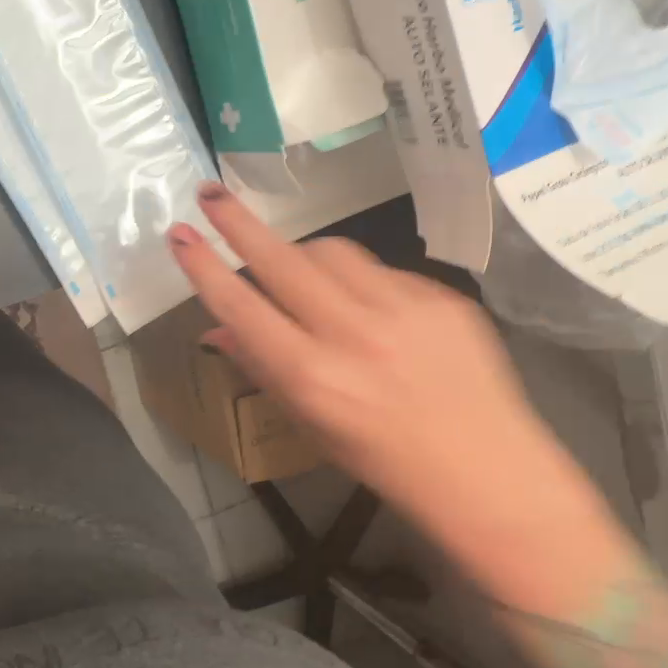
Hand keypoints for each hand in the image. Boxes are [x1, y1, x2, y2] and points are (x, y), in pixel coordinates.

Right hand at [166, 182, 579, 532]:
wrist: (489, 474)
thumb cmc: (380, 457)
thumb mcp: (307, 421)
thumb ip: (260, 366)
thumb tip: (215, 327)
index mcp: (312, 376)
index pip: (241, 307)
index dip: (203, 267)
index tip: (178, 234)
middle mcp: (354, 336)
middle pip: (281, 260)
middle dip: (238, 222)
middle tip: (209, 193)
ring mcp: (404, 311)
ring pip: (330, 251)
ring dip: (300, 253)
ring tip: (297, 271)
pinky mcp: (442, 298)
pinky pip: (378, 268)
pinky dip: (355, 278)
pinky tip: (364, 306)